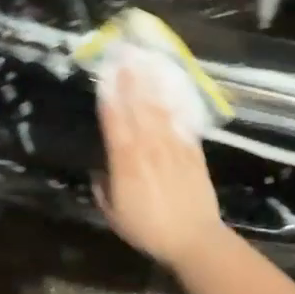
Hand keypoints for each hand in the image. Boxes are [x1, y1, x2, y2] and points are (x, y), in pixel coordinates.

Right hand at [93, 65, 227, 268]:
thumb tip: (101, 171)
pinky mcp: (193, 152)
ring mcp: (173, 147)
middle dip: (131, 80)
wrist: (193, 238)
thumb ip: (104, 188)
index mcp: (126, 162)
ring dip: (152, 84)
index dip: (109, 95)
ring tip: (147, 62)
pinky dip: (175, 104)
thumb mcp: (114, 214)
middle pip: (138, 107)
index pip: (114, 121)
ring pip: (160, 109)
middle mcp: (149, 147)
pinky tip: (172, 89)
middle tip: (125, 54)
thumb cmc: (148, 230)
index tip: (105, 72)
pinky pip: (181, 123)